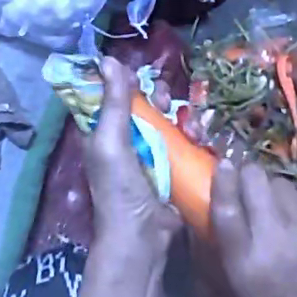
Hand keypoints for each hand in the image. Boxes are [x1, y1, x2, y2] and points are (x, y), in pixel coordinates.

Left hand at [84, 58, 178, 257]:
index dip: (122, 81)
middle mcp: (121, 139)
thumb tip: (107, 60)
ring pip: (161, 119)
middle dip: (152, 95)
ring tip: (182, 115)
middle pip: (138, 104)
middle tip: (162, 95)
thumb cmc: (119, 187)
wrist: (144, 236)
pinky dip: (187, 132)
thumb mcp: (111, 141)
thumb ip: (113, 102)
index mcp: (100, 132)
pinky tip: (196, 132)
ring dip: (173, 112)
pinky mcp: (168, 165)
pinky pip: (178, 138)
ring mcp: (146, 152)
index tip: (137, 73)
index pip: (109, 95)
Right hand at [211, 158, 296, 296]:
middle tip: (251, 183)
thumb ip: (228, 246)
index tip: (223, 166)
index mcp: (245, 264)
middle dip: (249, 175)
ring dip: (275, 189)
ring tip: (280, 207)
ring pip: (282, 183)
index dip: (223, 181)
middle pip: (255, 180)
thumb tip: (219, 202)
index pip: (226, 207)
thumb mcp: (242, 291)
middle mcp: (274, 242)